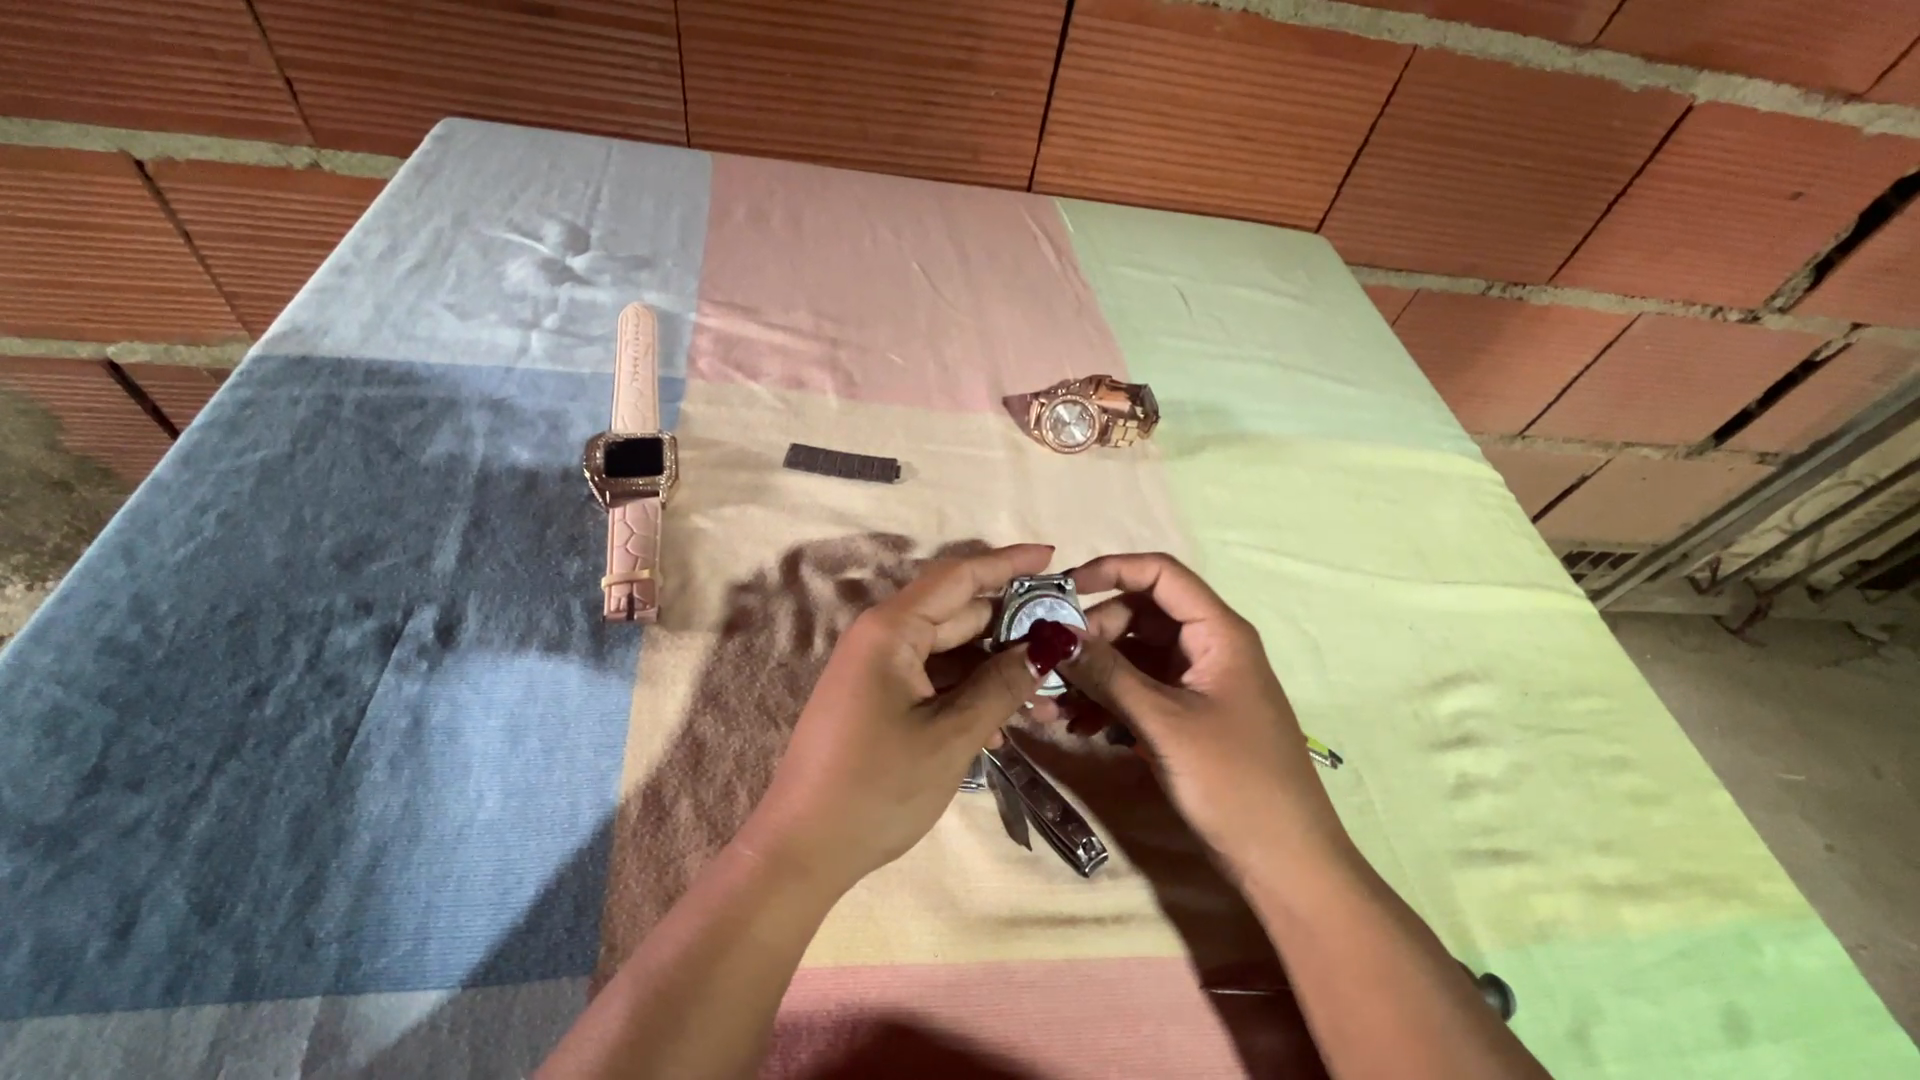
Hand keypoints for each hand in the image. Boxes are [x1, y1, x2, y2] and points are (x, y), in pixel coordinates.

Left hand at [734, 544, 1053, 892]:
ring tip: (1047, 699)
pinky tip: (1005, 725)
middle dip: (1014, 631)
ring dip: (997, 672)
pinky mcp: (878, 700)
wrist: (804, 849)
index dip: (1007, 563)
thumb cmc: (878, 787)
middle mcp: (882, 637)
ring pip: (951, 653)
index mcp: (891, 629)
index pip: (958, 577)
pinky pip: (934, 681)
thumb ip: (1003, 683)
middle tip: (1069, 646)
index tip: (1054, 556)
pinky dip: (969, 695)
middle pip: (959, 615)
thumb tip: (1050, 643)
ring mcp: (878, 670)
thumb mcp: (951, 735)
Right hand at [1056, 553, 1348, 873]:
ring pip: (1133, 657)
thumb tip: (1052, 634)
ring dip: (1091, 674)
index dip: (1110, 570)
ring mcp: (1197, 685)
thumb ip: (1108, 674)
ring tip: (1049, 703)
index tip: (1060, 592)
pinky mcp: (1186, 718)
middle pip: (1139, 615)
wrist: (1284, 862)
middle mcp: (1207, 648)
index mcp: (1218, 632)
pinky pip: (1138, 693)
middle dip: (1090, 634)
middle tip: (1047, 661)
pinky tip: (1074, 725)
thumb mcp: (1164, 723)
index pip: (1160, 574)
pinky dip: (1106, 702)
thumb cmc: (1234, 782)